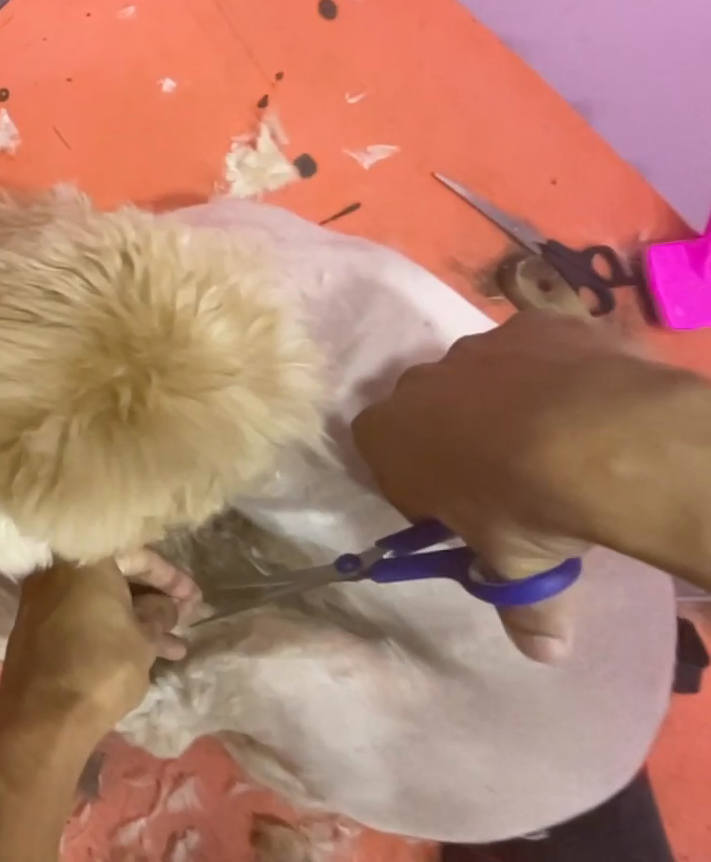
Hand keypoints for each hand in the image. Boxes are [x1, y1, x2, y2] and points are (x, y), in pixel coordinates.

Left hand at [1, 556, 197, 722]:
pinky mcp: (38, 620)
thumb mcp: (143, 640)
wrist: (44, 710)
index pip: (134, 554)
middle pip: (114, 572)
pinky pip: (82, 612)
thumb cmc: (101, 665)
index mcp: (83, 560)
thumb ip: (158, 615)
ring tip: (176, 645)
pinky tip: (146, 653)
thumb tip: (168, 606)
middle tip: (185, 616)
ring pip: (100, 597)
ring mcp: (43, 593)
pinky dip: (111, 625)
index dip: (169, 577)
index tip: (194, 599)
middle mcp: (57, 567)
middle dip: (153, 597)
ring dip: (138, 617)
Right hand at [353, 310, 710, 661]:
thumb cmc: (522, 507)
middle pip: (429, 411)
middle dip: (460, 434)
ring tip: (565, 433)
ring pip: (482, 375)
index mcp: (379, 435)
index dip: (427, 485)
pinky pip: (540, 345)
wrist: (600, 444)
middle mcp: (409, 385)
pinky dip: (560, 366)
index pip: (390, 459)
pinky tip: (593, 393)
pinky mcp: (531, 325)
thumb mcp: (514, 564)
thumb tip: (544, 655)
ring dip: (507, 397)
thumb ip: (519, 602)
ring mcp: (470, 350)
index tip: (469, 509)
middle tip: (515, 472)